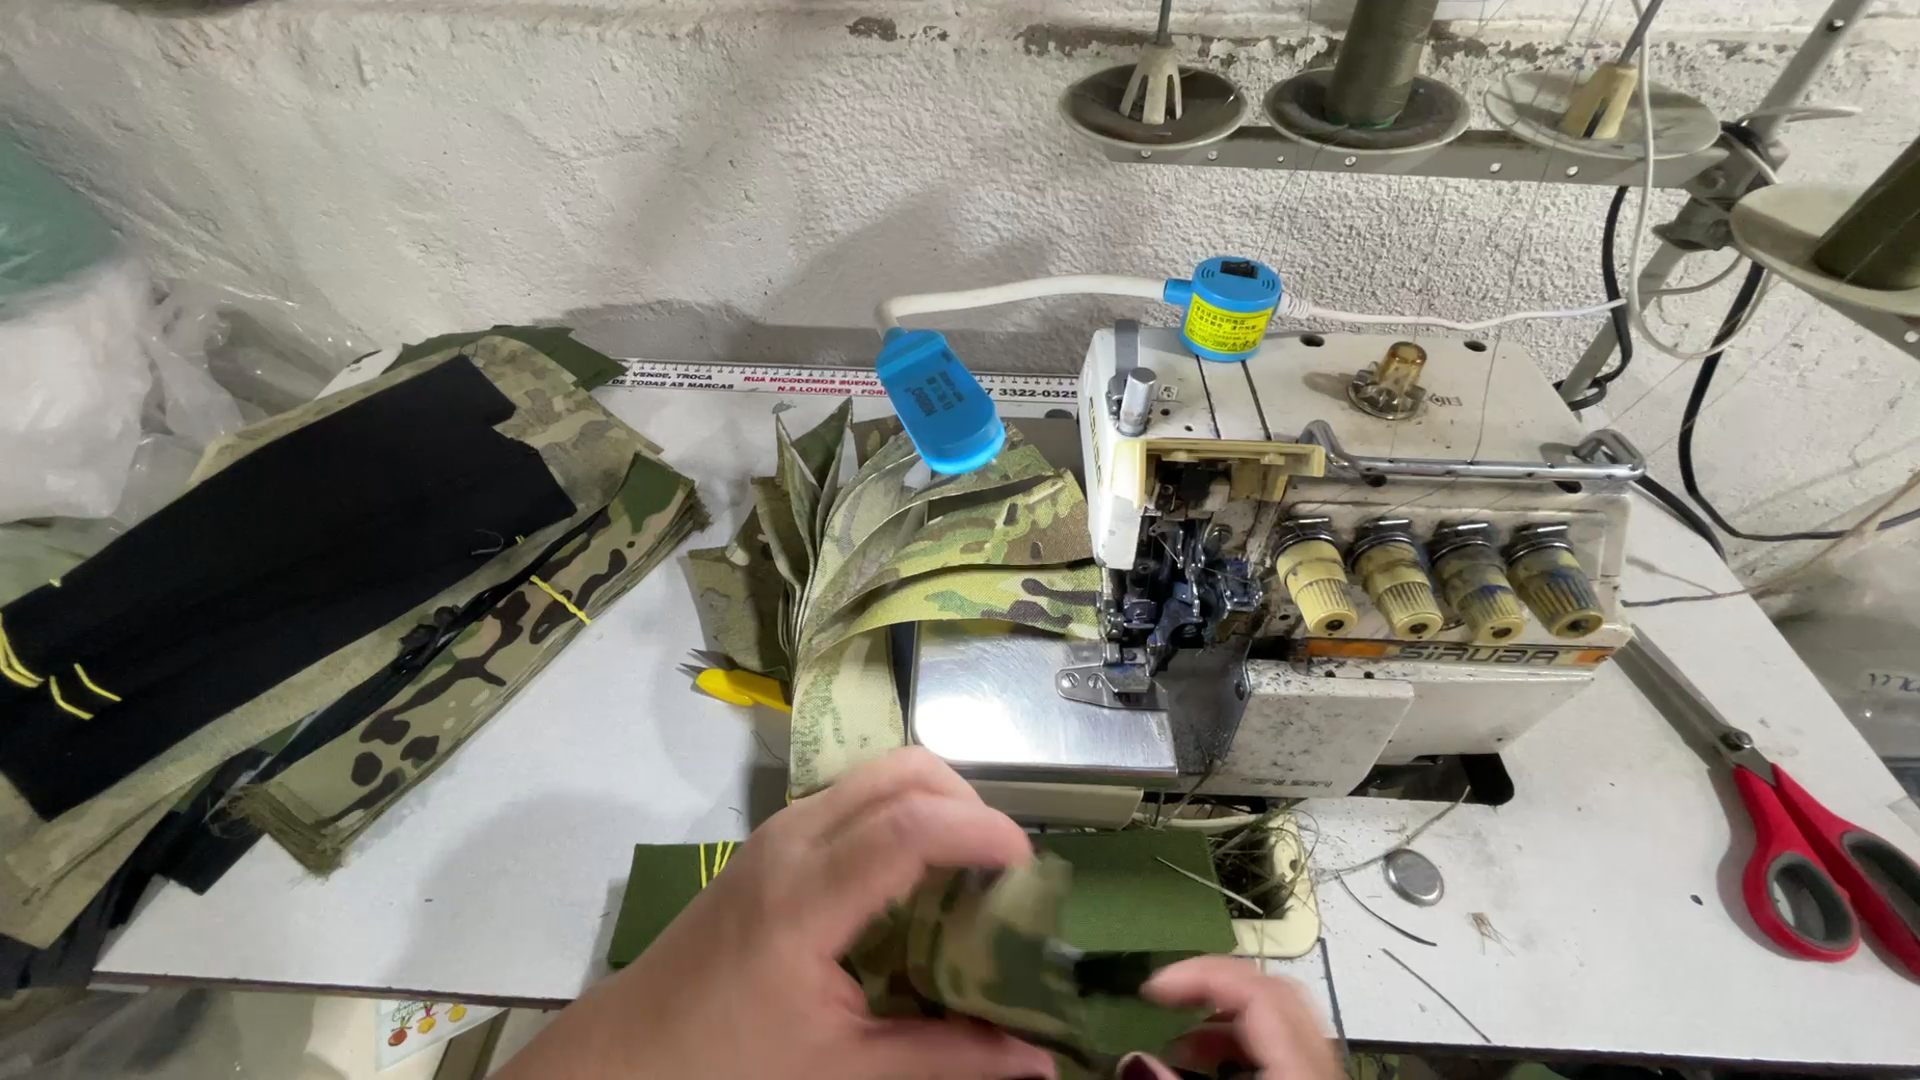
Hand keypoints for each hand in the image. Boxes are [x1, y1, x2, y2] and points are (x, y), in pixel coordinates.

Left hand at [496, 748, 1056, 1079]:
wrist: (624, 1053)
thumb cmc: (725, 1065)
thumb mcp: (839, 1072)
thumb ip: (943, 1058)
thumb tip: (1038, 1059)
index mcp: (806, 897)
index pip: (909, 827)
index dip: (979, 830)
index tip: (1026, 864)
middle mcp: (795, 837)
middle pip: (901, 772)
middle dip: (966, 800)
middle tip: (1000, 864)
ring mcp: (781, 827)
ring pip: (879, 772)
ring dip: (936, 799)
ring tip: (966, 864)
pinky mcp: (777, 834)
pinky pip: (858, 793)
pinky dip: (903, 809)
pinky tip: (913, 869)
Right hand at [1120, 956, 1340, 1079]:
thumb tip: (1131, 1058)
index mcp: (1302, 1070)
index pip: (1257, 990)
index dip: (1200, 974)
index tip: (1151, 988)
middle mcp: (1321, 1066)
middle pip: (1276, 990)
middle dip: (1215, 983)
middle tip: (1168, 995)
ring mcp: (1322, 1074)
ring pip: (1283, 1016)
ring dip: (1226, 1014)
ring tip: (1180, 1038)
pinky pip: (1285, 1044)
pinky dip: (1242, 1040)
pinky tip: (1206, 1064)